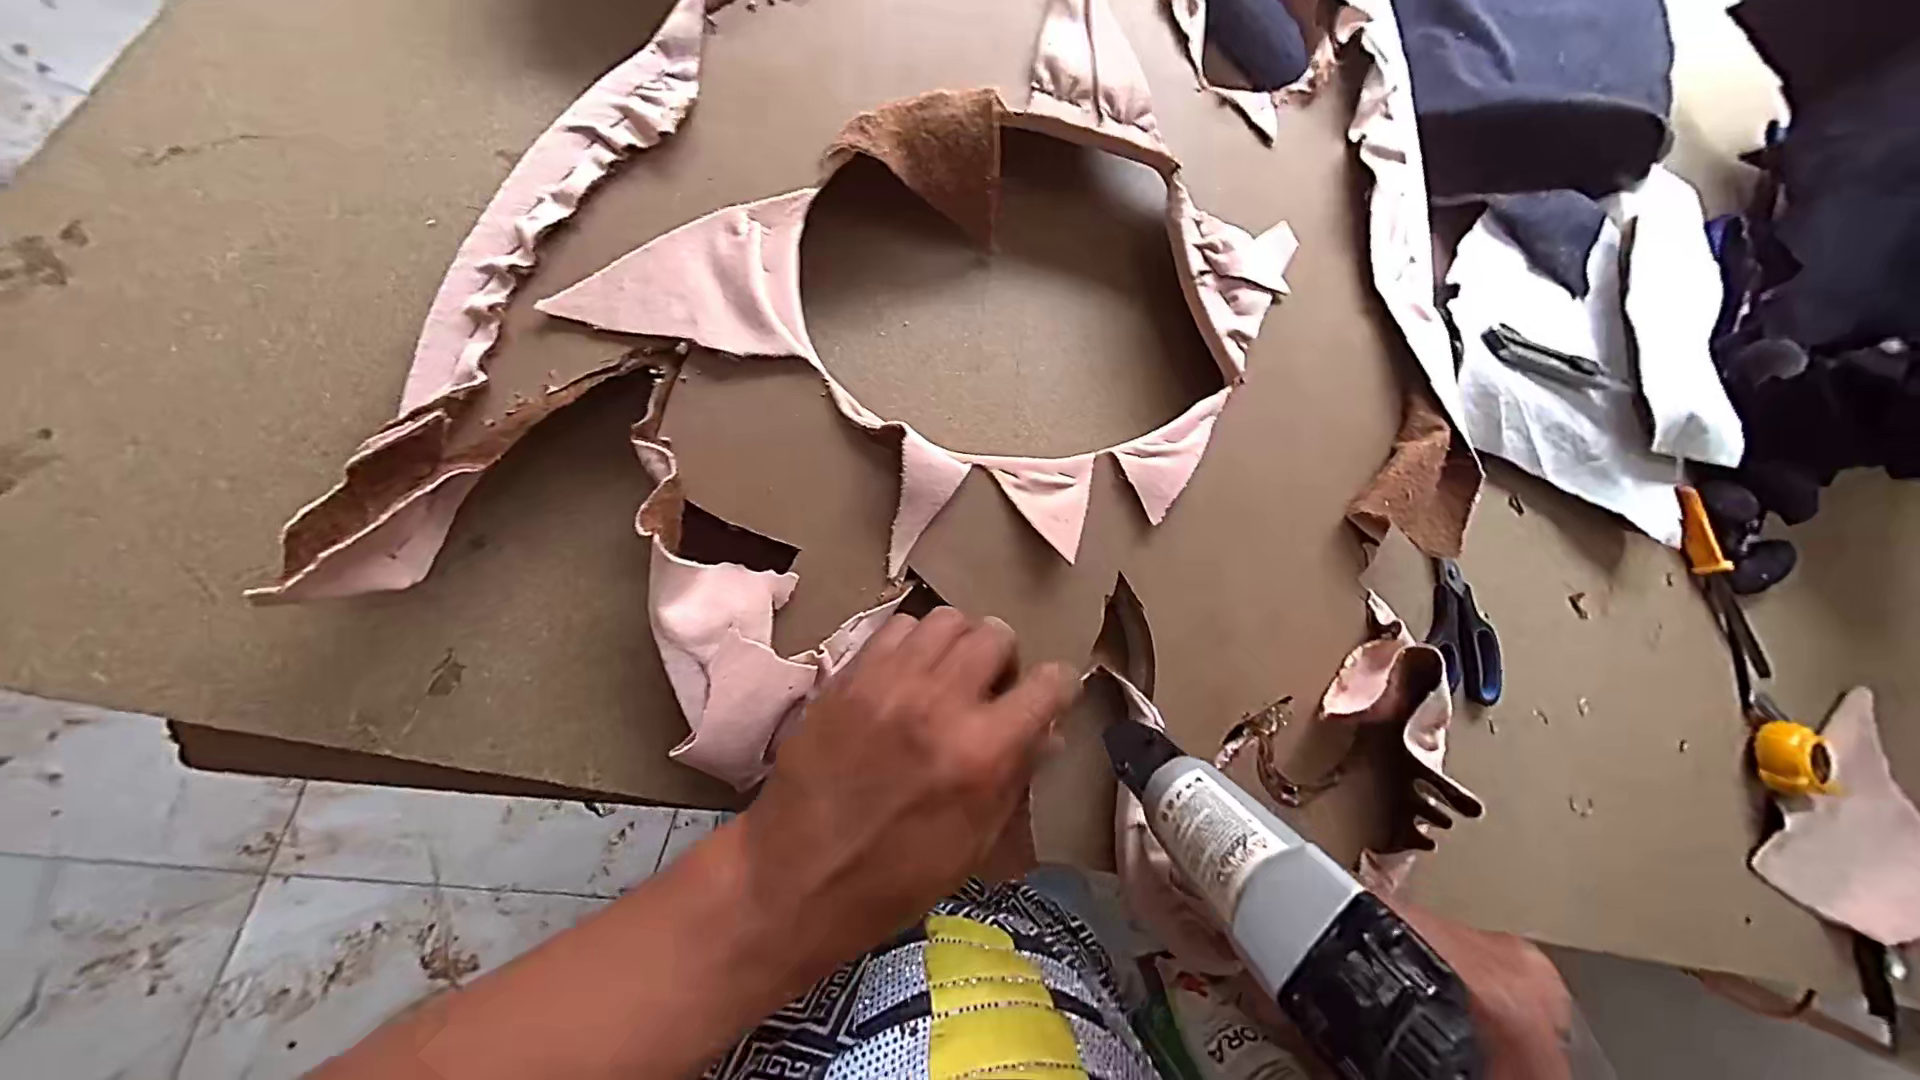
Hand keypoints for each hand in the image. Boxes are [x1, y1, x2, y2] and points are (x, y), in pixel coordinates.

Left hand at [736, 607, 1078, 968]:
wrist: (793, 878)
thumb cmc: (893, 879)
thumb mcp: (973, 844)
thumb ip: (1015, 777)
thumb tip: (1048, 731)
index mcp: (980, 753)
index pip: (1047, 686)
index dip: (1059, 687)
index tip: (1051, 694)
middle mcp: (939, 702)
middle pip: (995, 634)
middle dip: (1005, 658)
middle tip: (990, 686)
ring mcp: (889, 682)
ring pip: (947, 618)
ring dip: (960, 642)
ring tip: (949, 672)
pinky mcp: (850, 676)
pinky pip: (897, 627)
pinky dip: (914, 642)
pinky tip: (907, 672)